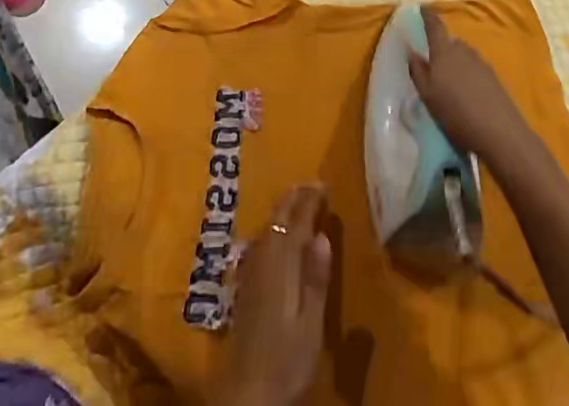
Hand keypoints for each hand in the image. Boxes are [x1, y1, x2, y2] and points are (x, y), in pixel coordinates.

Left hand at [215, 186, 332, 405]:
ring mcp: (250, 276)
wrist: (248, 395)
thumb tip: (322, 235)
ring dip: (281, 212)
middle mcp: (262, 264)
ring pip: (266, 231)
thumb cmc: (287, 360)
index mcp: (281, 267)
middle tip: (311, 185)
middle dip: (293, 199)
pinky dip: (271, 230)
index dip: (309, 201)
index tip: (323, 184)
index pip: (295, 223)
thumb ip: (315, 279)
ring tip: (297, 200)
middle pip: (276, 221)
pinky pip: (260, 245)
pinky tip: (275, 236)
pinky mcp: (245, 290)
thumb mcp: (310, 323)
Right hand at [408, 6, 531, 164]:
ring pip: (463, 54)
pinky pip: (474, 66)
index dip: (428, 16)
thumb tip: (412, 51)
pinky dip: (467, 72)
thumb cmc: (455, 113)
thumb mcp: (427, 95)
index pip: (435, 27)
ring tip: (449, 81)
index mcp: (444, 52)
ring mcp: (481, 62)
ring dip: (455, 61)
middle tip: (433, 63)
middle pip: (450, 42)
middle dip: (441, 47)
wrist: (498, 131)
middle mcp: (464, 51)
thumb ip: (418, 71)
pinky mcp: (493, 76)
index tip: (423, 7)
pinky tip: (465, 91)